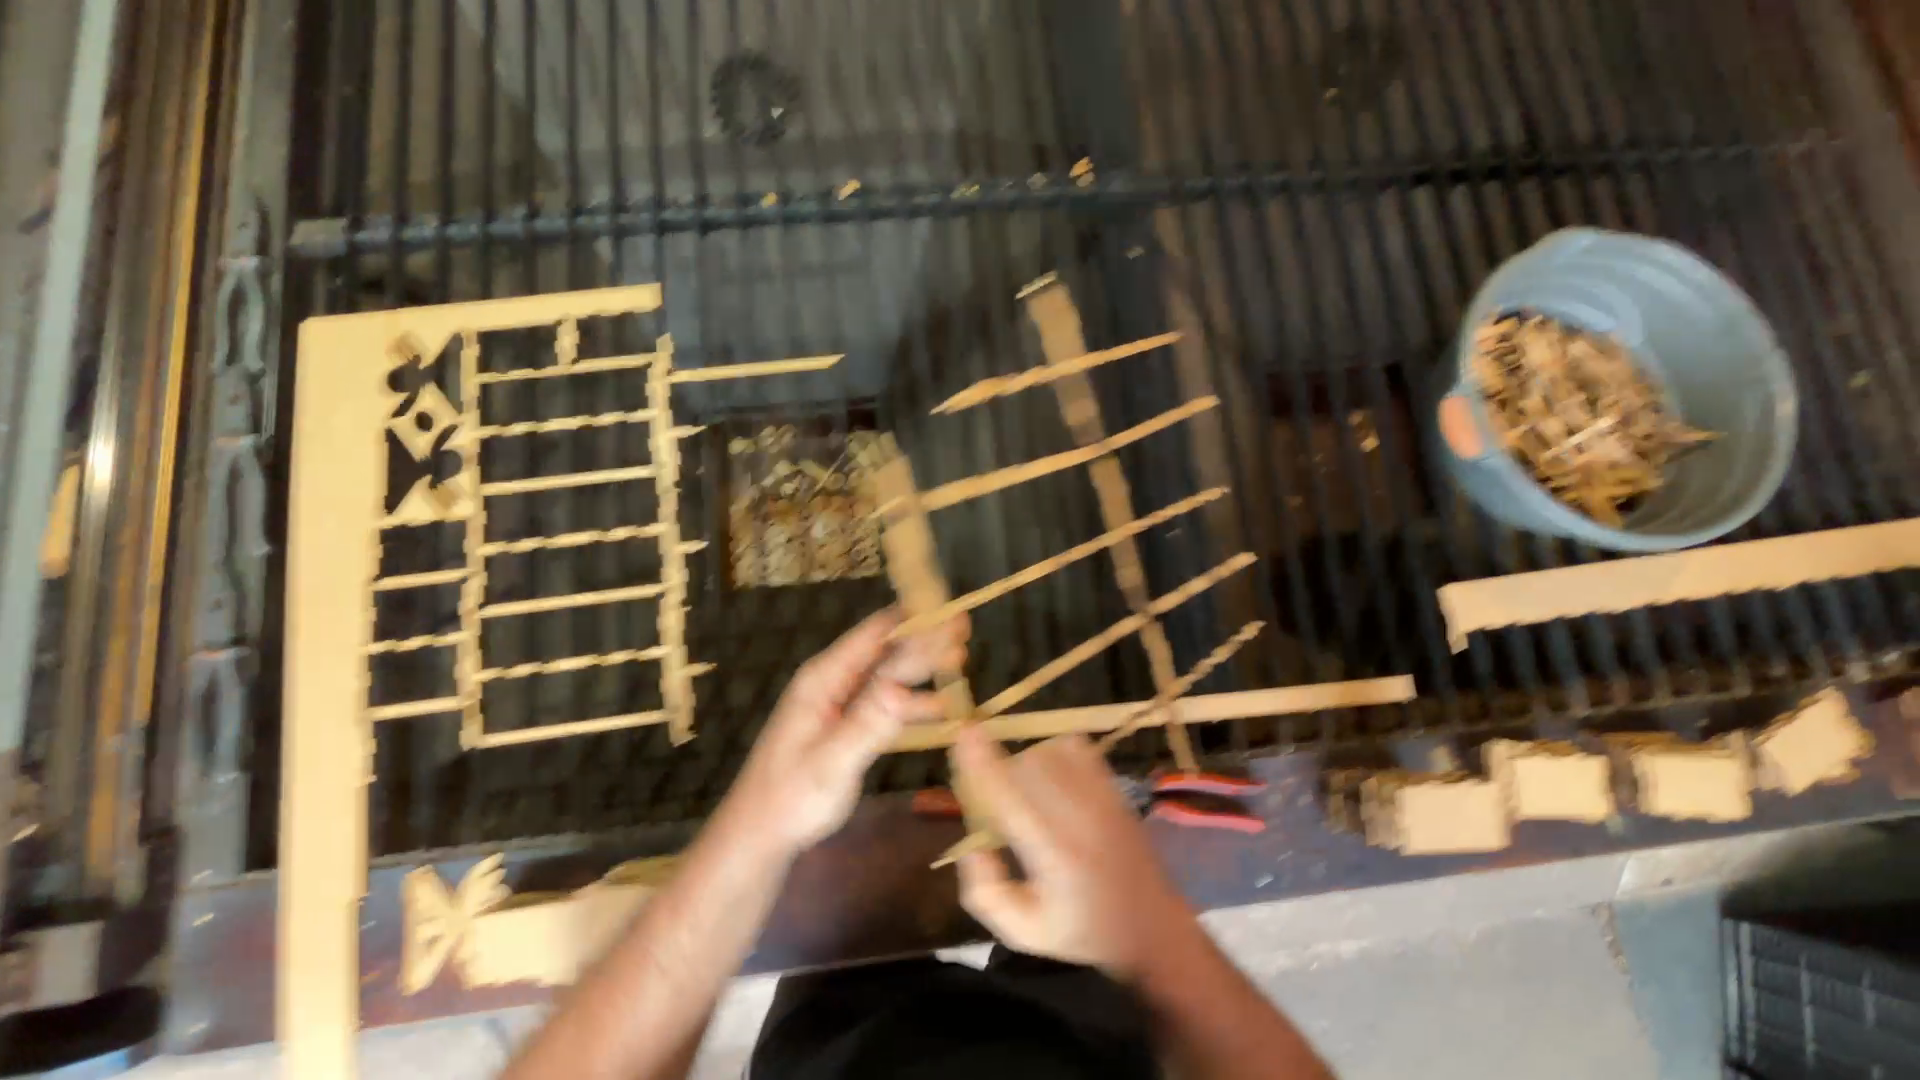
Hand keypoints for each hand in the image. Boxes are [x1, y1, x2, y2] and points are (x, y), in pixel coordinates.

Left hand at [725, 608, 967, 851]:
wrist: (761, 832)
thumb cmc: (790, 798)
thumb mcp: (830, 763)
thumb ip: (866, 725)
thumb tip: (901, 688)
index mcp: (823, 679)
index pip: (873, 636)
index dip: (912, 621)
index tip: (948, 613)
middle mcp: (833, 682)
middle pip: (885, 652)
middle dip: (924, 640)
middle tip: (963, 631)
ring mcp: (840, 704)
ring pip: (888, 677)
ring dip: (923, 671)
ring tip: (961, 661)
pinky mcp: (848, 726)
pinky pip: (885, 705)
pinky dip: (913, 703)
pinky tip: (943, 709)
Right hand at [952, 728, 1200, 980]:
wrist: (1153, 928)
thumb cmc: (1084, 933)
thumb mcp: (1024, 932)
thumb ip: (986, 893)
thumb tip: (971, 846)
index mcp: (1055, 854)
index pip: (1011, 795)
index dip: (983, 762)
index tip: (962, 734)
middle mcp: (1081, 817)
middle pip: (1024, 765)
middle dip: (998, 774)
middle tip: (993, 804)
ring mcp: (1103, 797)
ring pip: (1048, 751)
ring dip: (1024, 763)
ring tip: (1024, 795)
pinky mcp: (1115, 787)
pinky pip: (1076, 747)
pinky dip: (1053, 750)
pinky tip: (1051, 778)